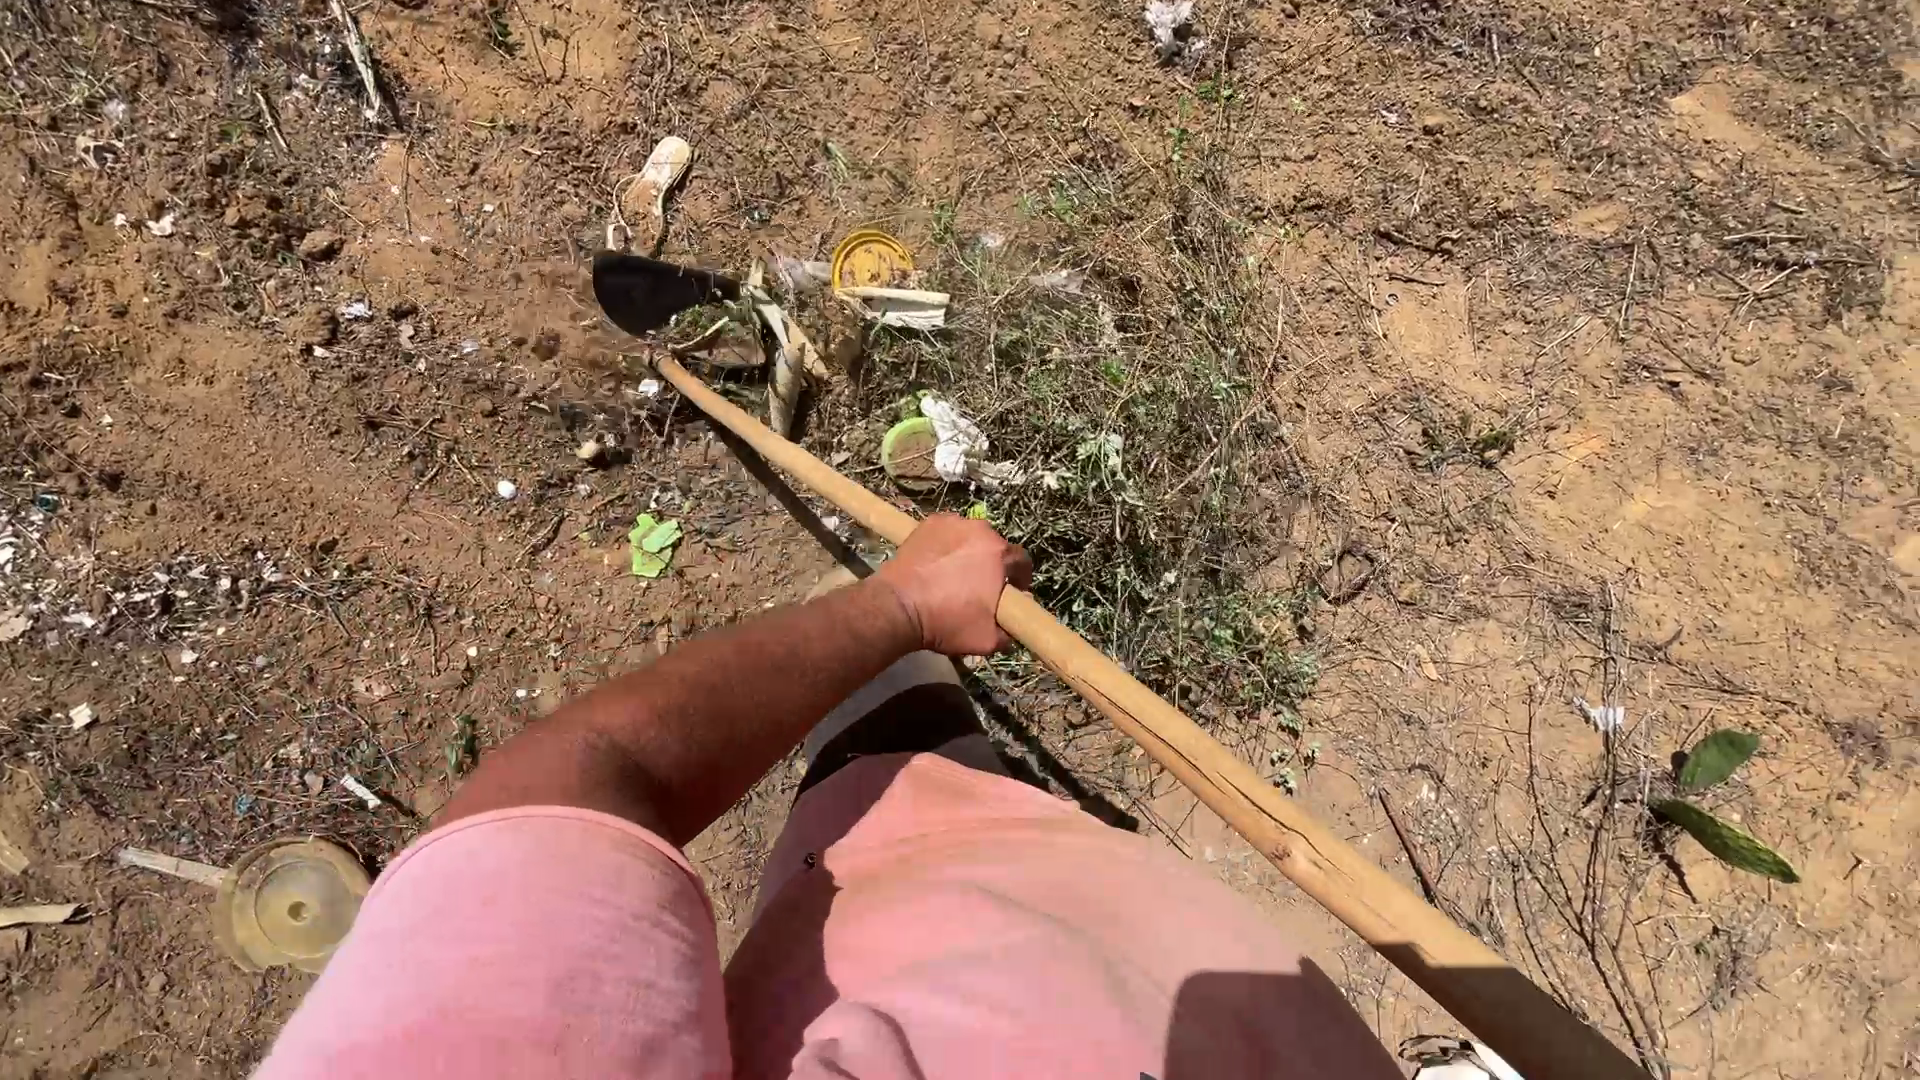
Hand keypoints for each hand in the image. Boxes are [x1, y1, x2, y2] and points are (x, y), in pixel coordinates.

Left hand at [870, 514, 1032, 655]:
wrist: (898, 607)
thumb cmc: (946, 622)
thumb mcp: (988, 640)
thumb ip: (1010, 629)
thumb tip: (1015, 616)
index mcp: (1000, 553)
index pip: (1022, 562)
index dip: (1018, 579)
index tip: (1010, 593)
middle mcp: (980, 530)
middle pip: (995, 547)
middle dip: (992, 564)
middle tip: (979, 586)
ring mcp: (952, 522)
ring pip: (971, 537)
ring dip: (970, 552)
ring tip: (955, 574)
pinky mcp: (928, 523)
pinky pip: (947, 532)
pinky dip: (947, 544)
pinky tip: (937, 563)